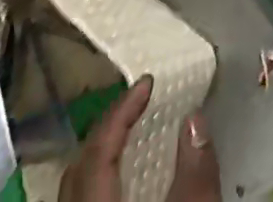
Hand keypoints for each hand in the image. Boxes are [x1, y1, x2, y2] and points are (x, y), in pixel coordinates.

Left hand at [59, 76, 220, 201]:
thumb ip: (195, 170)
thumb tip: (195, 118)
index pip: (101, 147)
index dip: (123, 110)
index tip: (147, 82)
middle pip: (81, 164)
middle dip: (110, 126)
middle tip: (139, 101)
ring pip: (77, 184)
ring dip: (103, 151)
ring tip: (132, 130)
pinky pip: (84, 198)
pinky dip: (102, 176)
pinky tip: (125, 175)